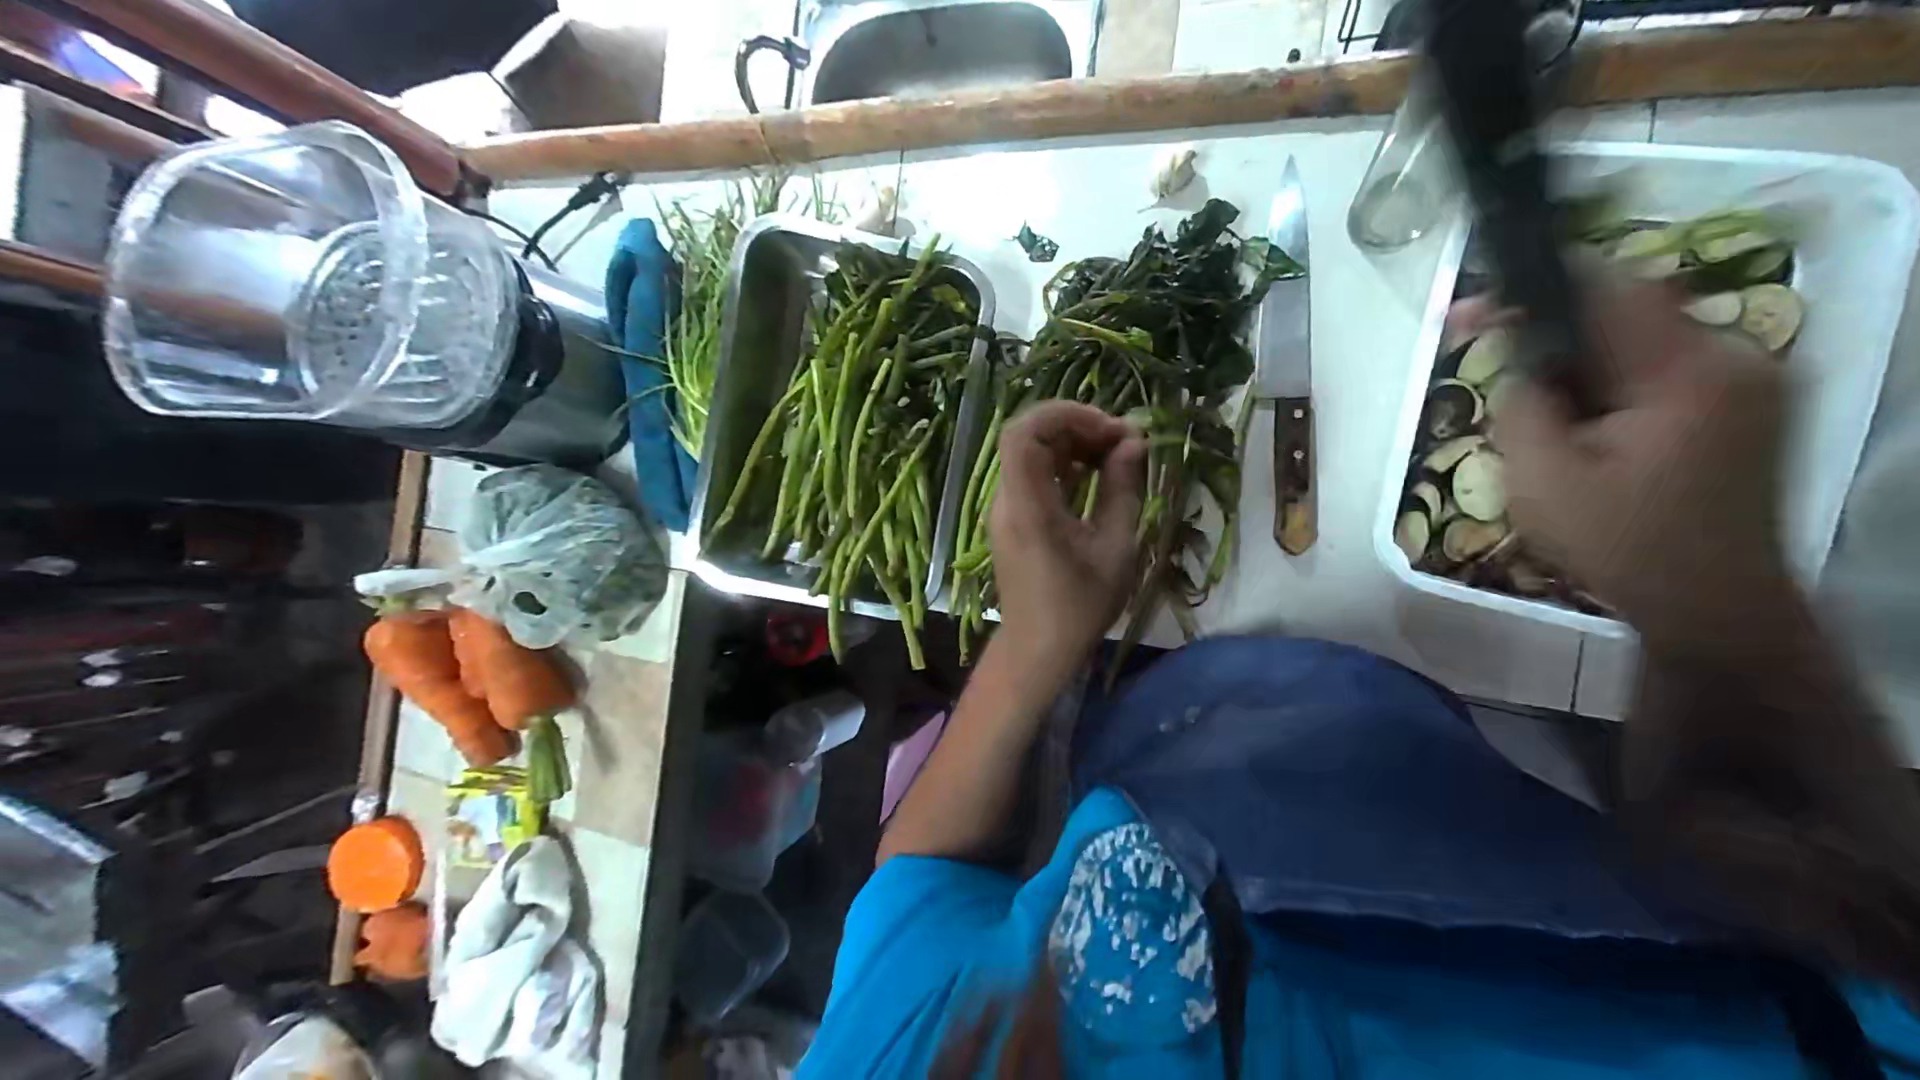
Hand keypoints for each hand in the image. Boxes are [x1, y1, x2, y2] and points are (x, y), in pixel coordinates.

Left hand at [988, 401, 1146, 673]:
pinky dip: (1063, 465)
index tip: (1110, 429)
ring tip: (1116, 456)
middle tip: (1121, 441)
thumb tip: (1132, 442)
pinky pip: (1032, 475)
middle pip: (1028, 436)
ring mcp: (1005, 509)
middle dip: (1076, 426)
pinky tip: (1096, 475)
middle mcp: (1007, 500)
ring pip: (1030, 453)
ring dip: (1072, 444)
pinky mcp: (1012, 518)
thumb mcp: (1115, 548)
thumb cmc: (1080, 606)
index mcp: (1028, 507)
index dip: (1066, 415)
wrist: (1038, 648)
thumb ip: (1122, 489)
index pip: (1024, 433)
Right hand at [1494, 280, 1794, 651]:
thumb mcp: (1541, 476)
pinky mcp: (1744, 408)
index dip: (1537, 285)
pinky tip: (1573, 417)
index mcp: (1688, 373)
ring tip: (1525, 395)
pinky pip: (1661, 371)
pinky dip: (1608, 381)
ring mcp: (1749, 383)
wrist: (1709, 603)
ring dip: (1576, 358)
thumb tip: (1511, 351)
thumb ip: (1521, 402)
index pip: (1610, 292)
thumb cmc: (1618, 543)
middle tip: (1486, 344)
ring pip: (1640, 344)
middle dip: (1549, 326)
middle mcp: (1734, 360)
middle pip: (1625, 315)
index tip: (1476, 300)